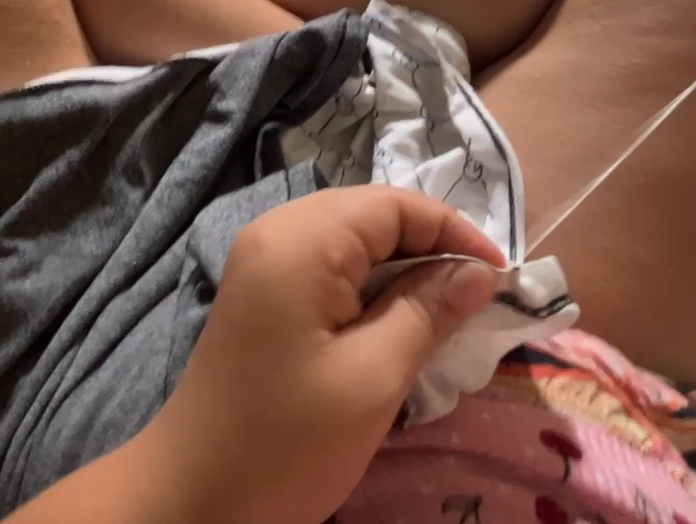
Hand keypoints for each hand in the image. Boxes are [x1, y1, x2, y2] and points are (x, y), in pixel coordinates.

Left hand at [134, 186, 502, 523]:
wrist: (195, 491)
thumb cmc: (289, 439)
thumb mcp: (374, 377)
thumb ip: (427, 311)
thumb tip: (477, 272)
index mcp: (302, 239)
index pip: (391, 204)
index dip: (452, 230)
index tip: (500, 275)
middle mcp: (277, 229)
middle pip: (369, 212)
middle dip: (428, 244)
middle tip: (475, 293)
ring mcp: (262, 255)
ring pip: (349, 235)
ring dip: (400, 263)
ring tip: (444, 306)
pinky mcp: (260, 285)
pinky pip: (325, 260)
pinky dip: (366, 279)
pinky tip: (393, 314)